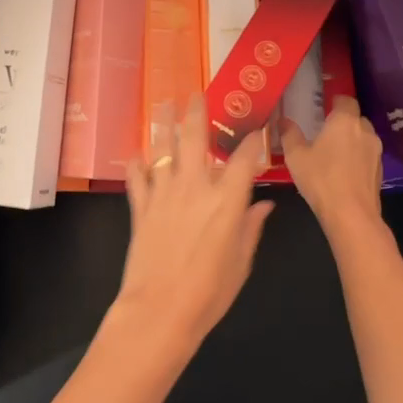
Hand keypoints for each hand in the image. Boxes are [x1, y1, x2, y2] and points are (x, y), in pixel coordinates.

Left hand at [114, 94, 274, 348]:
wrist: (160, 310)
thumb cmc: (209, 292)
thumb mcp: (241, 262)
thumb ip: (251, 228)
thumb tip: (264, 205)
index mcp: (227, 200)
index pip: (245, 158)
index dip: (252, 139)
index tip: (257, 126)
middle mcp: (195, 187)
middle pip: (194, 137)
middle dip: (196, 112)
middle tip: (196, 93)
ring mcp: (164, 194)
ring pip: (162, 148)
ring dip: (163, 124)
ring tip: (163, 104)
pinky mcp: (140, 206)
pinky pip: (138, 177)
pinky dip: (137, 164)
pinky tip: (137, 155)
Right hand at [281, 95, 383, 239]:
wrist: (351, 215)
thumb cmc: (321, 179)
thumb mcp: (296, 156)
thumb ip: (290, 134)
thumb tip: (283, 120)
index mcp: (344, 121)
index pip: (346, 100)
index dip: (336, 101)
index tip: (324, 107)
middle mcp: (364, 131)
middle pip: (355, 118)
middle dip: (342, 122)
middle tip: (324, 131)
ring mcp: (376, 151)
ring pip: (363, 137)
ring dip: (351, 140)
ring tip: (333, 152)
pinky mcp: (380, 170)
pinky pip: (367, 155)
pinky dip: (357, 157)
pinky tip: (343, 170)